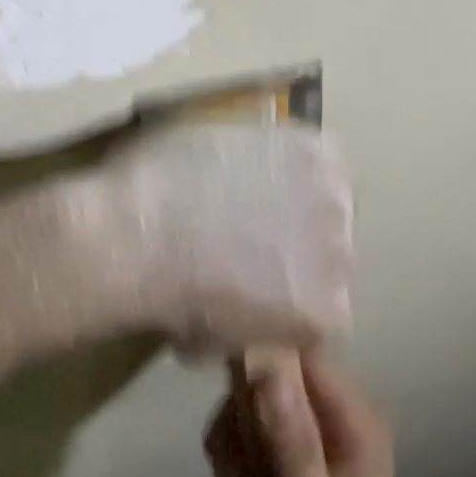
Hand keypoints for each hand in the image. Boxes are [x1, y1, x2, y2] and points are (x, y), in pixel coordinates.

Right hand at [84, 119, 352, 348]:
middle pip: (328, 229)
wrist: (137, 236)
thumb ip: (244, 161)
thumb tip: (234, 186)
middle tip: (242, 257)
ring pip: (323, 283)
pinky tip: (236, 329)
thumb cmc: (156, 175)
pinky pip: (311, 332)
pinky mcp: (327, 314)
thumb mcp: (209, 140)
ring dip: (289, 291)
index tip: (260, 213)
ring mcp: (337, 257)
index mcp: (314, 150)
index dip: (290, 199)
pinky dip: (279, 336)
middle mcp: (338, 199)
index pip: (324, 177)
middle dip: (294, 244)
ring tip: (233, 300)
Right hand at [205, 352, 393, 476]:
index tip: (232, 396)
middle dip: (241, 420)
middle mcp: (335, 412)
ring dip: (233, 444)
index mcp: (356, 417)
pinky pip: (244, 428)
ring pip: (247, 404)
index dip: (259, 361)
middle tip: (239, 466)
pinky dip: (233, 458)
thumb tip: (271, 370)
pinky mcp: (290, 445)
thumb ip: (294, 442)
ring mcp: (309, 428)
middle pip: (267, 378)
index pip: (301, 353)